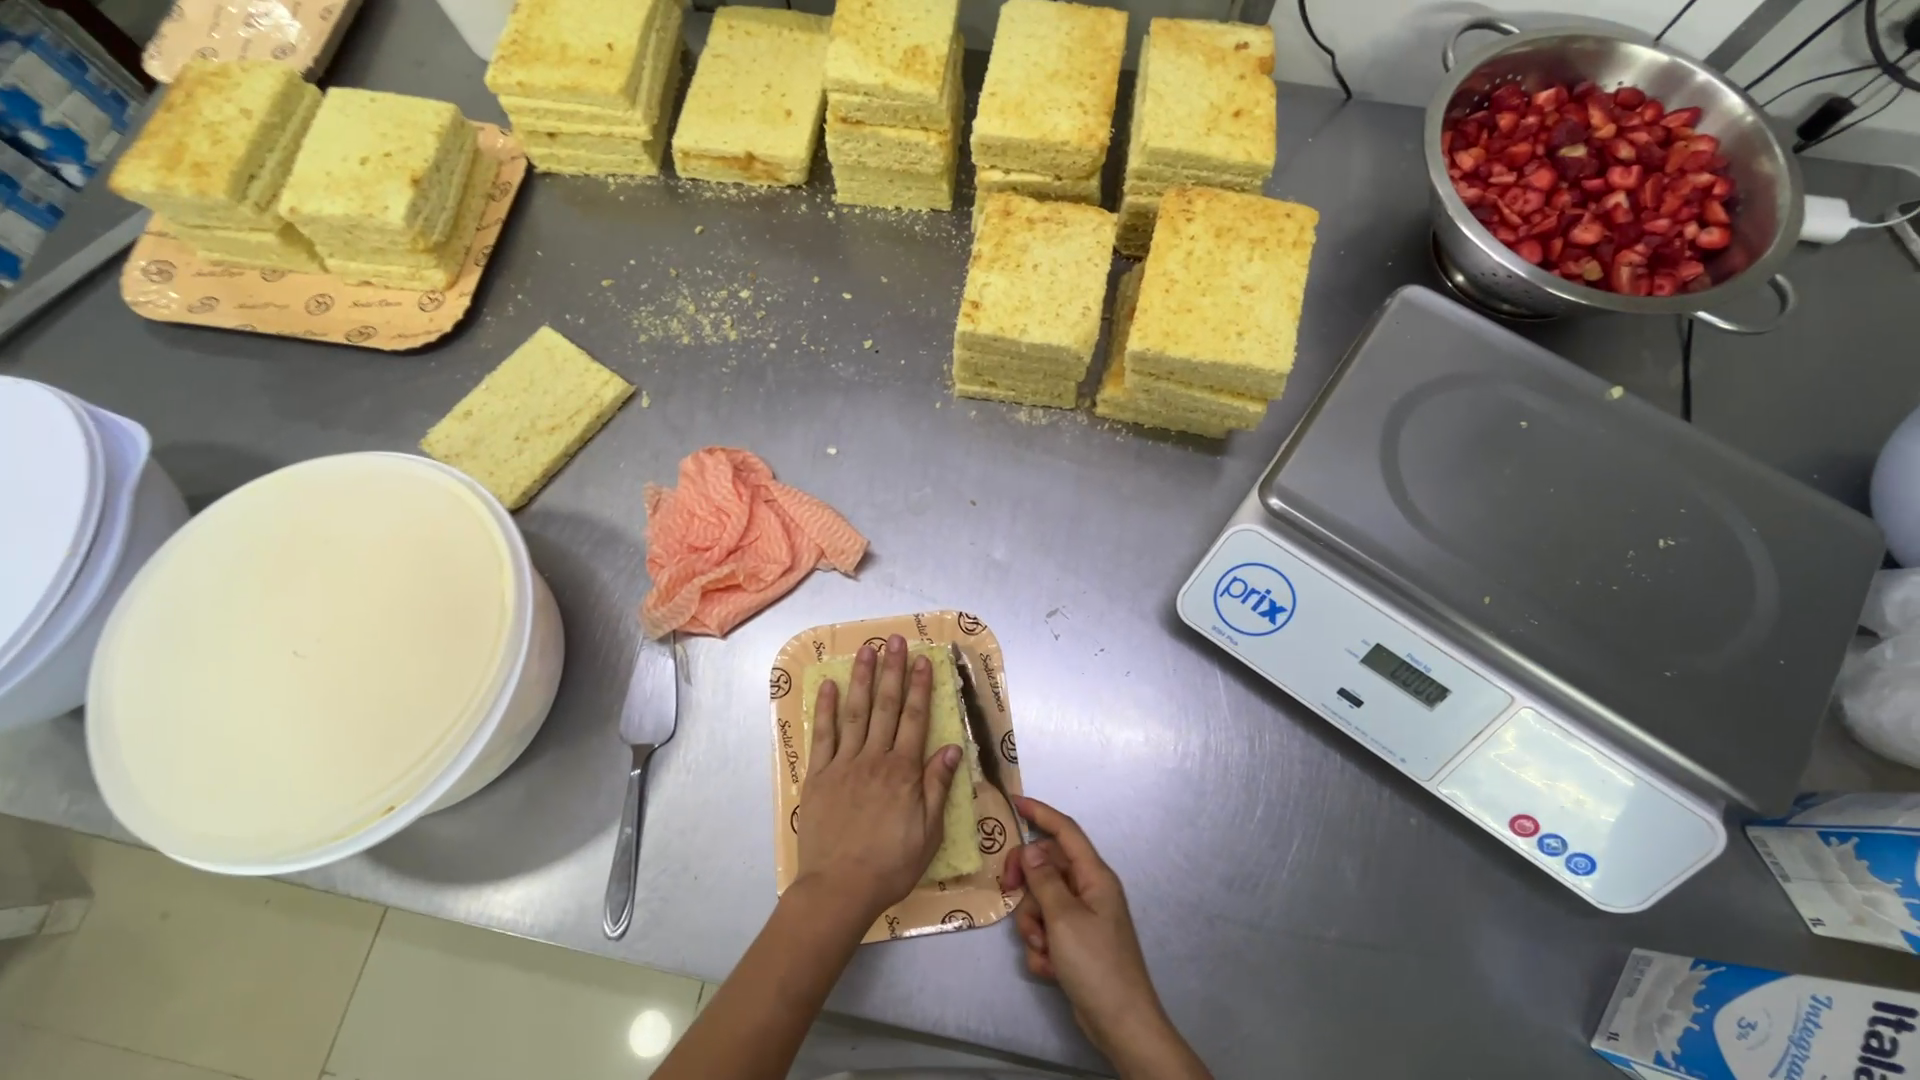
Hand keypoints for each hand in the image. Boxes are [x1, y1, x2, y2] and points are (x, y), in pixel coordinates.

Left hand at [795, 635, 961, 921]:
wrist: (839, 888)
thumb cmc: (890, 865)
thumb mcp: (928, 832)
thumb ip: (937, 786)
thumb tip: (950, 748)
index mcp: (904, 772)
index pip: (915, 719)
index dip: (920, 687)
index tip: (923, 659)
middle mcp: (874, 759)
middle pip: (886, 707)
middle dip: (892, 671)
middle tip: (894, 639)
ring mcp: (844, 765)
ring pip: (855, 712)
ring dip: (861, 679)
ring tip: (865, 650)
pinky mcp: (819, 776)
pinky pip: (823, 735)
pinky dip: (825, 709)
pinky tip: (828, 686)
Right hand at [1002, 797, 1209, 1078]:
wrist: (1120, 1022)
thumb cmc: (1096, 964)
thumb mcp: (1063, 917)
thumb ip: (1044, 879)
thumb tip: (1032, 848)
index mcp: (1094, 876)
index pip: (1065, 831)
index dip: (1040, 813)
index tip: (1014, 802)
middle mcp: (1089, 891)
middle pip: (1046, 869)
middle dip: (1027, 887)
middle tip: (1009, 894)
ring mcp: (1082, 918)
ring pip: (1041, 903)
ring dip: (1033, 925)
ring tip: (1044, 949)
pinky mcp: (1075, 944)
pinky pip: (1046, 931)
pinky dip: (1042, 948)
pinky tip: (1050, 968)